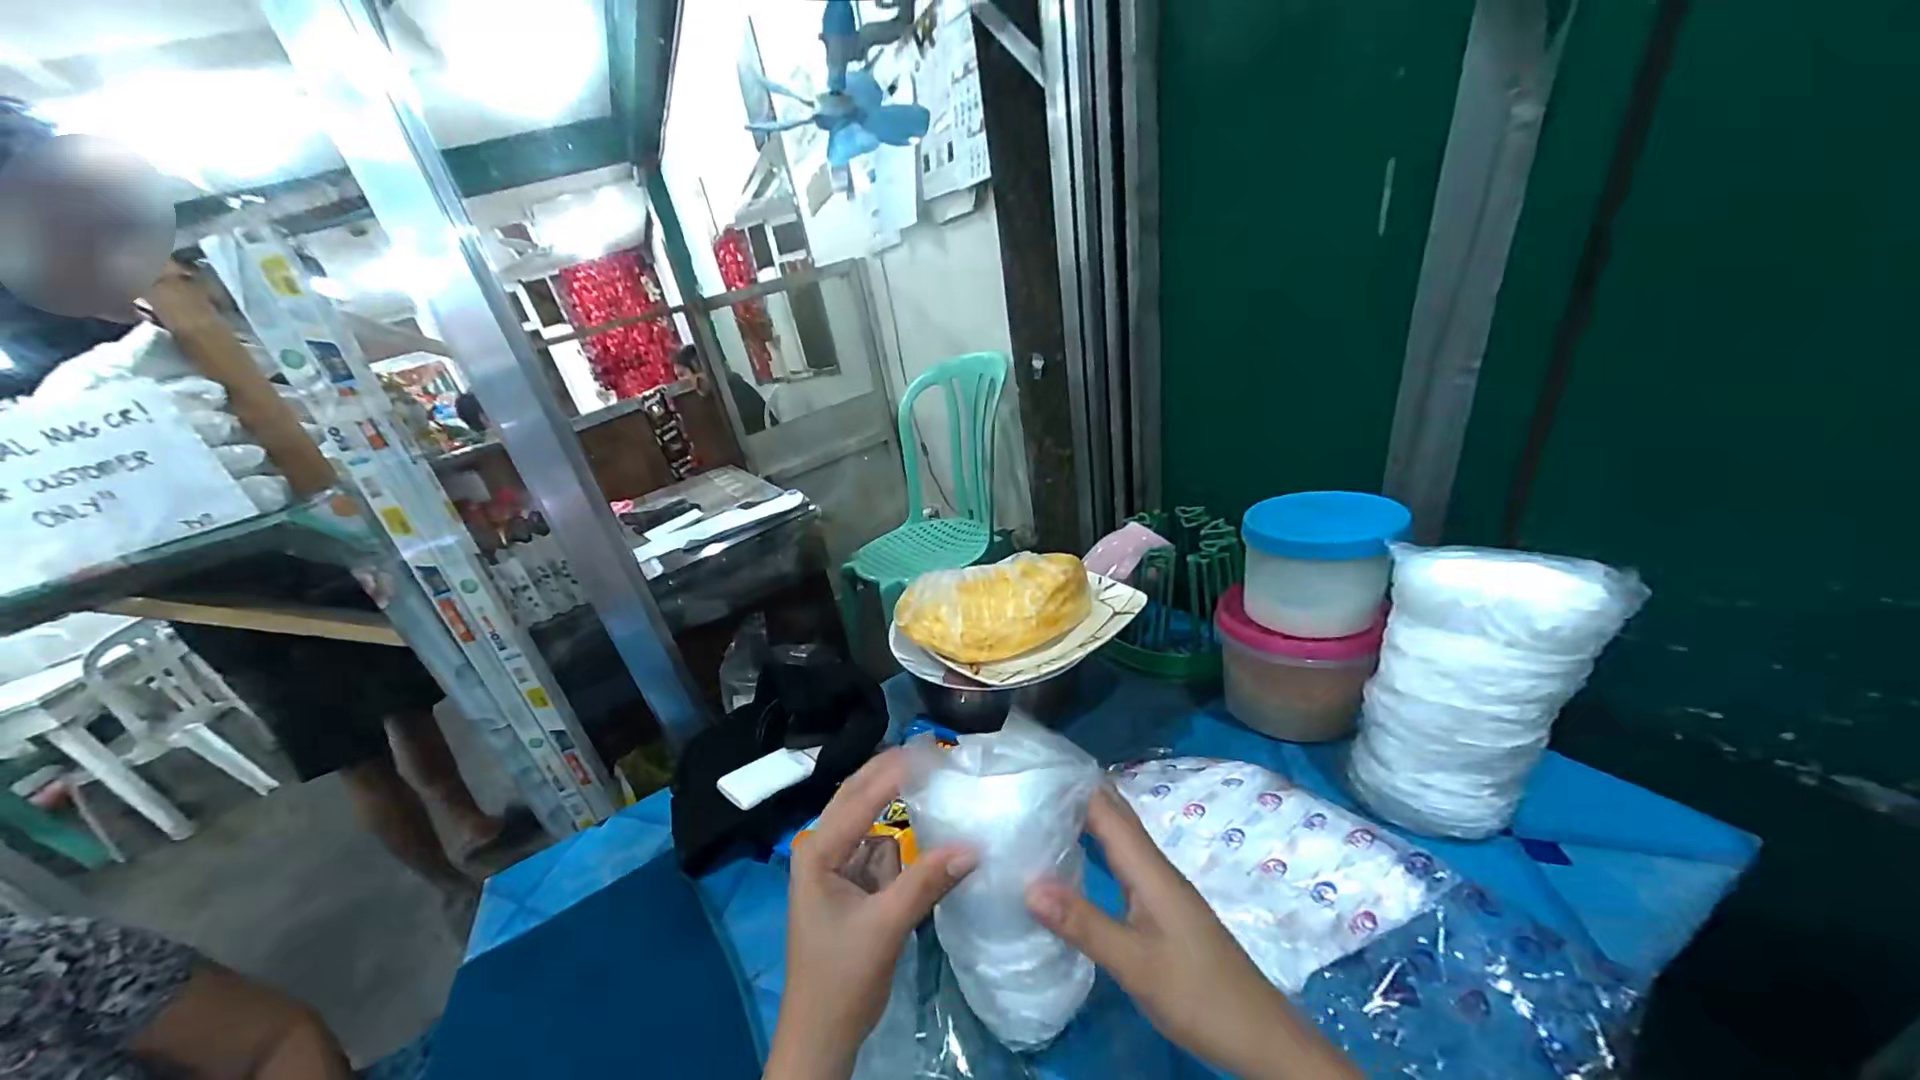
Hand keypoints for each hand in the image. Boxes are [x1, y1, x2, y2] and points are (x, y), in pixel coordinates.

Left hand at [766, 749, 977, 1079]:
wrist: (822, 1034)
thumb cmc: (841, 978)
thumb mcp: (885, 927)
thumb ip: (926, 882)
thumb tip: (973, 846)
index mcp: (817, 850)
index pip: (860, 797)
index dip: (896, 771)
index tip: (933, 750)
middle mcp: (822, 847)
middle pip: (860, 795)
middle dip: (894, 772)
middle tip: (935, 750)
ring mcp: (837, 864)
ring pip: (874, 819)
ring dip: (902, 801)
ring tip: (937, 777)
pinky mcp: (852, 882)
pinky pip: (882, 846)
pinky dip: (906, 837)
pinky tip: (930, 824)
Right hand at [1026, 788, 1361, 1079]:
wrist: (1260, 1036)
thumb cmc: (1199, 994)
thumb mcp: (1135, 963)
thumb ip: (1083, 923)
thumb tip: (1029, 885)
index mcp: (1150, 869)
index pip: (1107, 809)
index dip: (1072, 786)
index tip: (1032, 775)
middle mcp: (1156, 868)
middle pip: (1115, 816)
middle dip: (1076, 795)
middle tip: (1030, 788)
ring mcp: (1161, 888)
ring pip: (1119, 838)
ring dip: (1085, 820)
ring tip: (1042, 814)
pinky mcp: (1162, 907)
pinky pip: (1123, 861)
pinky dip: (1096, 848)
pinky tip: (1077, 860)